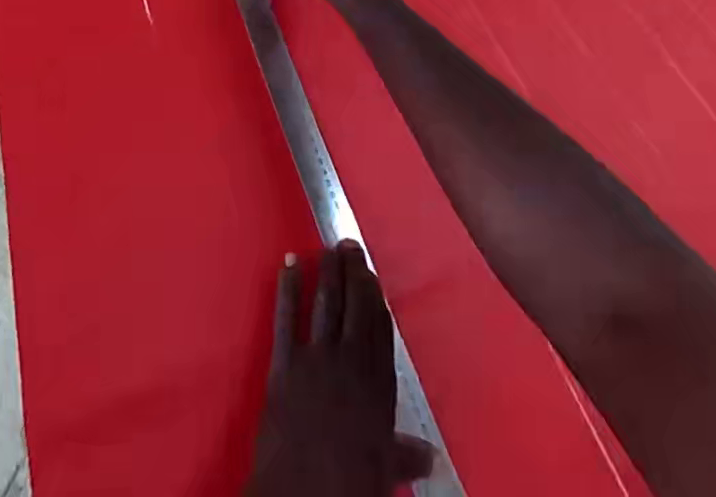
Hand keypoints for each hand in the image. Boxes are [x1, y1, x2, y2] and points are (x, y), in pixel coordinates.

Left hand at [245, 241, 435, 496]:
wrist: (304, 494)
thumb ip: (404, 455)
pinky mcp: (285, 362)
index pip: (381, 332)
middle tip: (351, 244)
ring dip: (329, 272)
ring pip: (328, 304)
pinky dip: (288, 286)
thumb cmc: (347, 485)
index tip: (373, 277)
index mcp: (379, 389)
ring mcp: (318, 359)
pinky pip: (287, 316)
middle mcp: (352, 364)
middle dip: (355, 274)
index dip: (376, 301)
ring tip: (331, 246)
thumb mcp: (384, 471)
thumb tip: (430, 454)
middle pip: (357, 308)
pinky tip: (290, 261)